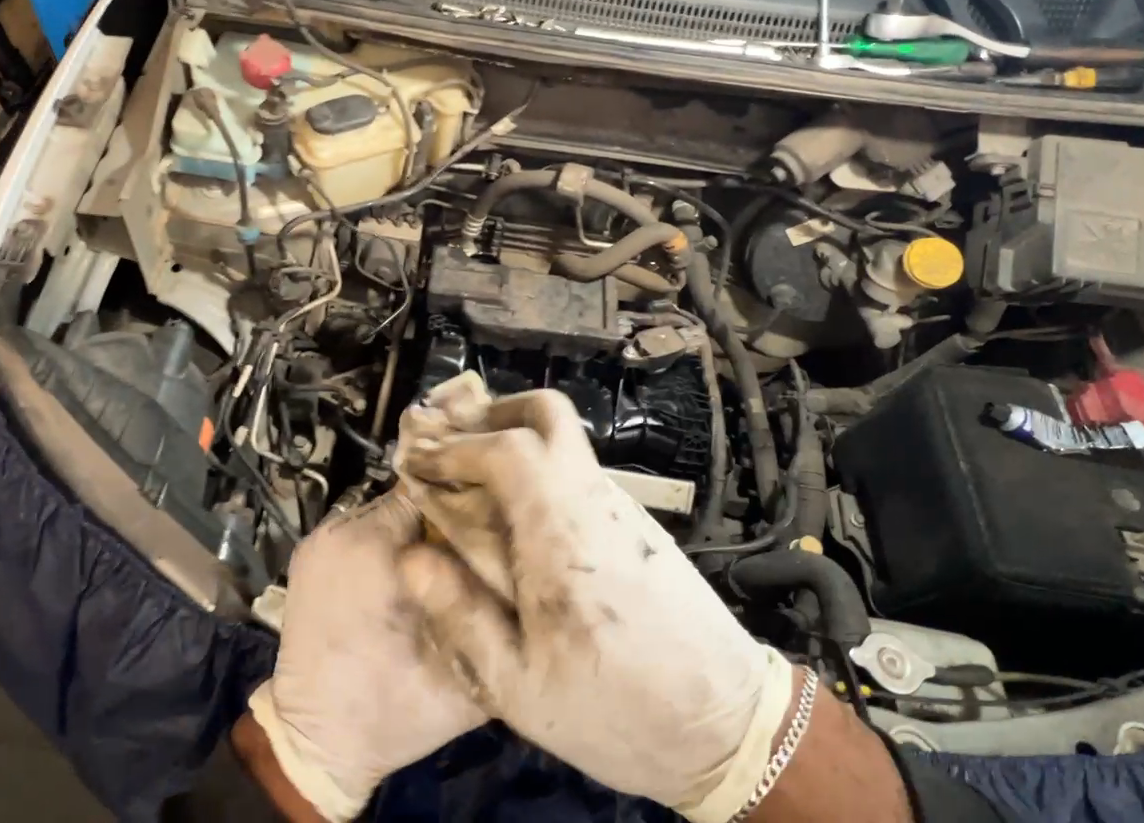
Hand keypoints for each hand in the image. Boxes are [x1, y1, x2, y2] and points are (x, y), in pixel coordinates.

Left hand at [247, 491, 486, 821]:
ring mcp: (324, 538)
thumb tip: (525, 575)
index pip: (440, 496)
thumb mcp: (469, 677)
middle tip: (471, 546)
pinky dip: (381, 543)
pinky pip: (358, 529)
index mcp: (384, 550)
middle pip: (411, 500)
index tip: (495, 527)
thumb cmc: (398, 710)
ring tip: (437, 560)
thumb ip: (495, 619)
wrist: (318, 737)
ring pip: (384, 511)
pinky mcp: (309, 551)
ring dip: (410, 532)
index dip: (470, 508)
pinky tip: (399, 571)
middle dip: (442, 519)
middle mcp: (349, 531)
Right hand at [394, 378, 798, 822]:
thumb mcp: (520, 689)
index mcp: (564, 539)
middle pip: (548, 415)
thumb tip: (412, 556)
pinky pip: (576, 472)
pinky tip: (513, 516)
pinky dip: (535, 468)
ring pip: (564, 440)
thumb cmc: (618, 713)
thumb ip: (461, 616)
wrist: (731, 728)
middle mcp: (595, 505)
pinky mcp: (634, 526)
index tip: (418, 463)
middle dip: (490, 416)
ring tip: (471, 481)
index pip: (511, 448)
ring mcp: (621, 511)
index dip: (456, 446)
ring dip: (512, 440)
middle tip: (449, 447)